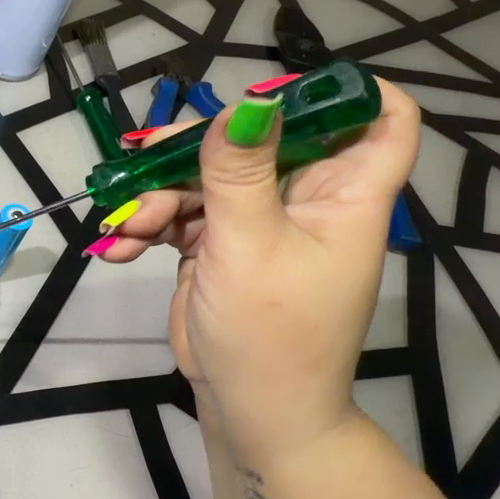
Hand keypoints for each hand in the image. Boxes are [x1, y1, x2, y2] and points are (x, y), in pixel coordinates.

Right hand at [96, 79, 421, 464]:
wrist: (248, 407)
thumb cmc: (271, 328)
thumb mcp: (248, 242)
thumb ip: (240, 168)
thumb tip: (250, 98)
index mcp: (344, 194)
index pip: (378, 120)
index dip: (339, 93)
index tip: (270, 91)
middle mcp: (305, 199)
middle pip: (259, 141)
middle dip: (196, 148)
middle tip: (146, 155)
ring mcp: (256, 222)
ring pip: (205, 177)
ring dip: (158, 195)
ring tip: (127, 226)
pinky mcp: (216, 245)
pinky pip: (179, 215)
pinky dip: (147, 226)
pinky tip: (121, 248)